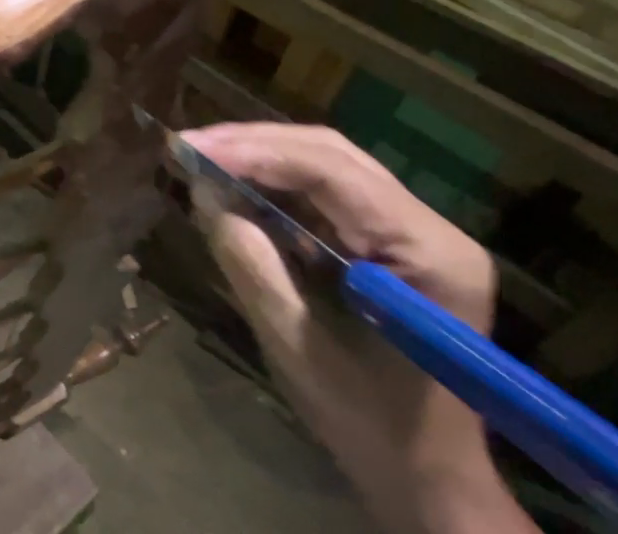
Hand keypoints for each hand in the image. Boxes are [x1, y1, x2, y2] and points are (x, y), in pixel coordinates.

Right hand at [184, 123, 534, 533]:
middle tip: (184, 147)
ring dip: (261, 156)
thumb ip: (250, 261)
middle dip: (253, 145)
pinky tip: (233, 184)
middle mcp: (432, 229)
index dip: (255, 153)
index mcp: (428, 254)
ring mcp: (416, 235)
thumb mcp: (295, 343)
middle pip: (334, 155)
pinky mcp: (393, 244)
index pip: (335, 173)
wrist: (424, 472)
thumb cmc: (366, 419)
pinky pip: (329, 193)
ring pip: (331, 165)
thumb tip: (204, 193)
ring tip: (198, 157)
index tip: (187, 149)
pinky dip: (275, 182)